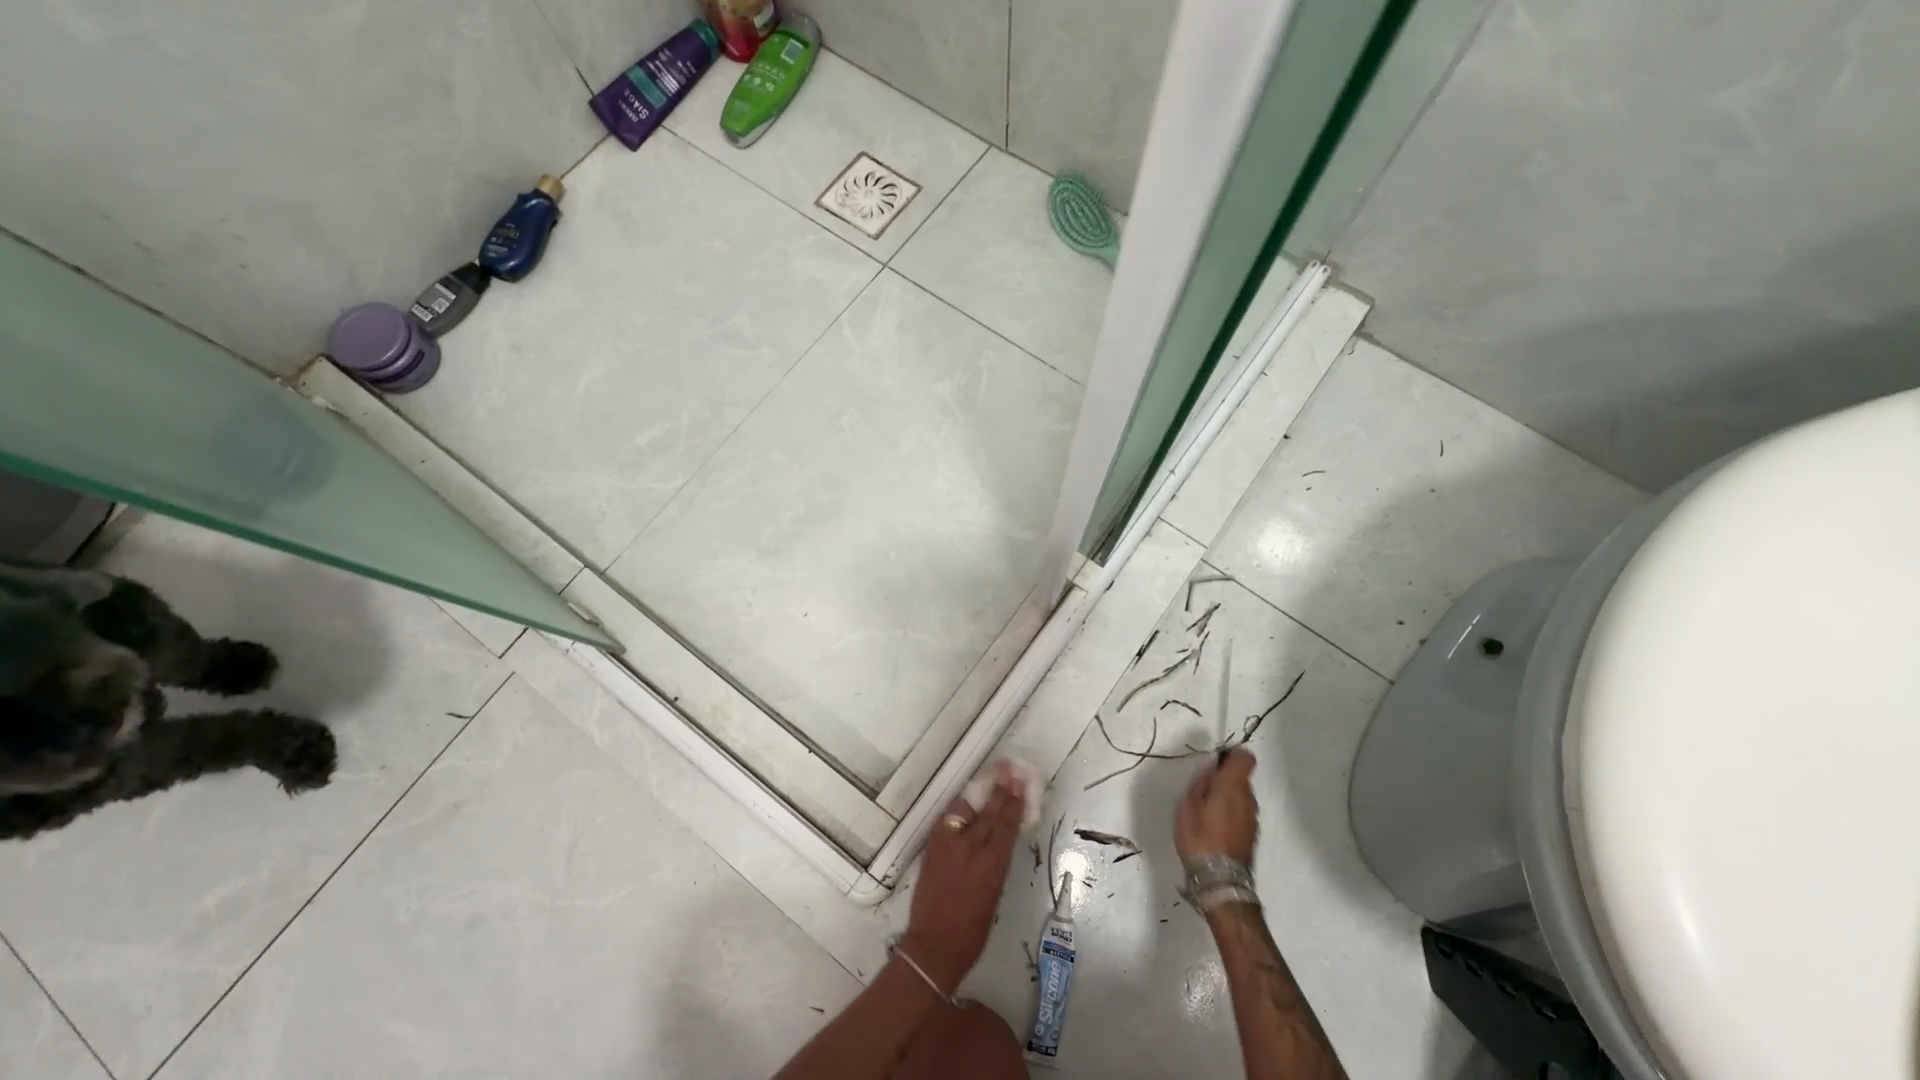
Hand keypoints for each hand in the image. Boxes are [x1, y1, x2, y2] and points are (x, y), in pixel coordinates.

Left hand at [900, 765, 1025, 992]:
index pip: (1006, 826)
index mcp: (992, 866)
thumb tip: (998, 843)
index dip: (1014, 803)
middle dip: (1000, 790)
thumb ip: (996, 865)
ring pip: (965, 811)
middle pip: (988, 813)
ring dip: (979, 794)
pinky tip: (966, 802)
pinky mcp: (931, 849)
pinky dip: (959, 811)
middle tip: (1009, 770)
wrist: (934, 946)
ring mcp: (947, 847)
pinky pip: (947, 822)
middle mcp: (970, 850)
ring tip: (990, 777)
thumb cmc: (972, 932)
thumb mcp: (995, 895)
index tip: (1020, 784)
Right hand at [1174, 749, 1259, 864]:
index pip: (1245, 758)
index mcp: (1232, 787)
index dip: (1232, 756)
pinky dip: (1231, 815)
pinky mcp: (1252, 834)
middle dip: (1224, 781)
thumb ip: (1201, 781)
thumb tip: (1212, 768)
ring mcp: (1253, 817)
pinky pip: (1242, 814)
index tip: (1215, 765)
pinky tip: (1215, 830)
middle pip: (1241, 779)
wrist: (1219, 878)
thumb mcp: (1187, 804)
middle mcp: (1248, 799)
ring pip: (1241, 797)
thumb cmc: (1199, 836)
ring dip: (1228, 799)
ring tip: (1207, 815)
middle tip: (1202, 794)